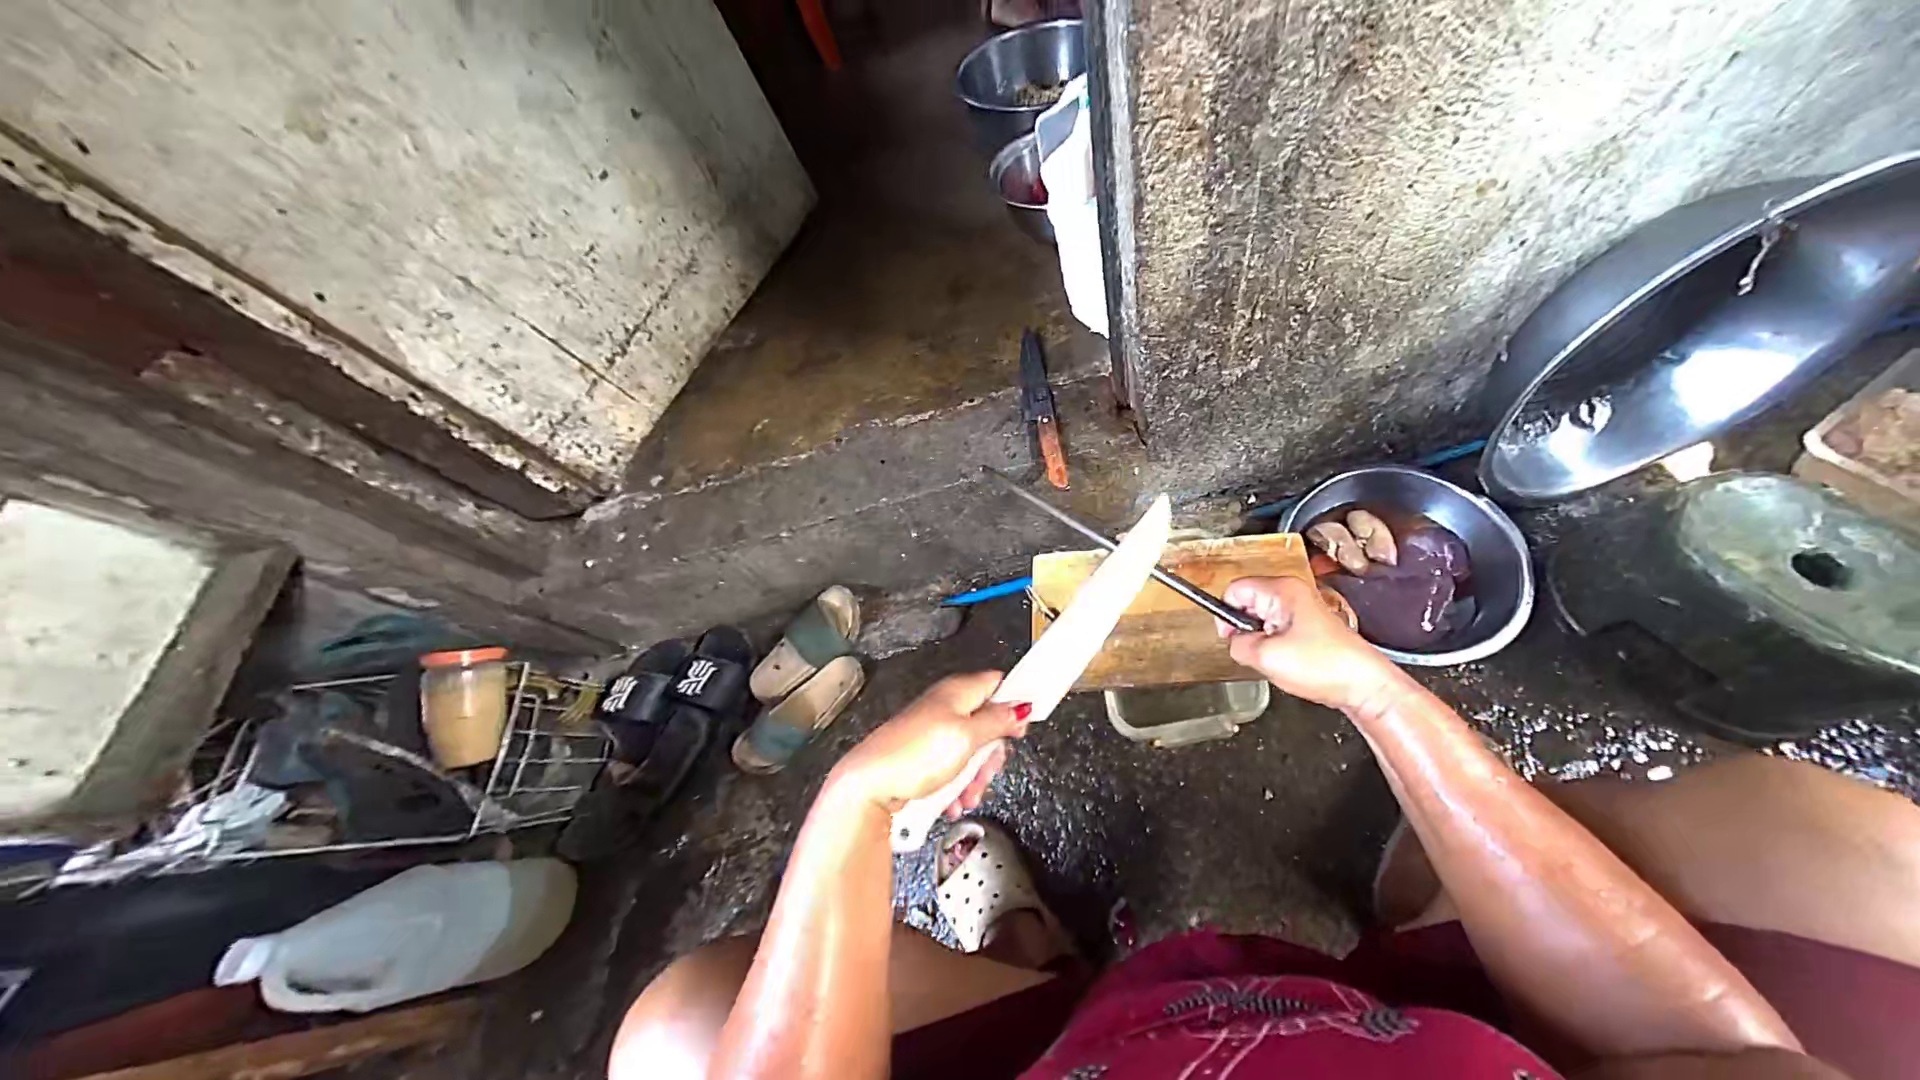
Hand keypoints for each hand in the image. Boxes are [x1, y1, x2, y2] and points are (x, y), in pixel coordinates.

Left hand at [827, 671, 1030, 817]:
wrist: (869, 787)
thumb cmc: (912, 756)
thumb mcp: (967, 737)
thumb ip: (998, 721)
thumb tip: (1021, 706)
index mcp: (957, 692)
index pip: (998, 684)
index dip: (1014, 705)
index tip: (1020, 728)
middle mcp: (945, 708)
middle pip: (987, 725)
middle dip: (991, 754)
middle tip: (984, 768)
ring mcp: (934, 733)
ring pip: (971, 752)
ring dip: (974, 777)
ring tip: (965, 792)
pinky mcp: (924, 757)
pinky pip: (952, 770)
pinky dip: (955, 786)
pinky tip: (951, 799)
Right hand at [1215, 576, 1403, 710]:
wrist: (1365, 686)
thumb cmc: (1327, 666)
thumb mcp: (1264, 657)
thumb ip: (1236, 645)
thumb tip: (1234, 642)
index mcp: (1282, 590)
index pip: (1234, 590)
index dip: (1226, 615)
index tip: (1231, 636)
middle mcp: (1293, 593)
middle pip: (1247, 603)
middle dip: (1245, 630)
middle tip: (1258, 651)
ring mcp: (1302, 609)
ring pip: (1261, 620)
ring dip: (1261, 641)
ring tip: (1277, 658)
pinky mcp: (1309, 626)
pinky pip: (1277, 631)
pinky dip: (1275, 647)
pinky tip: (1288, 662)